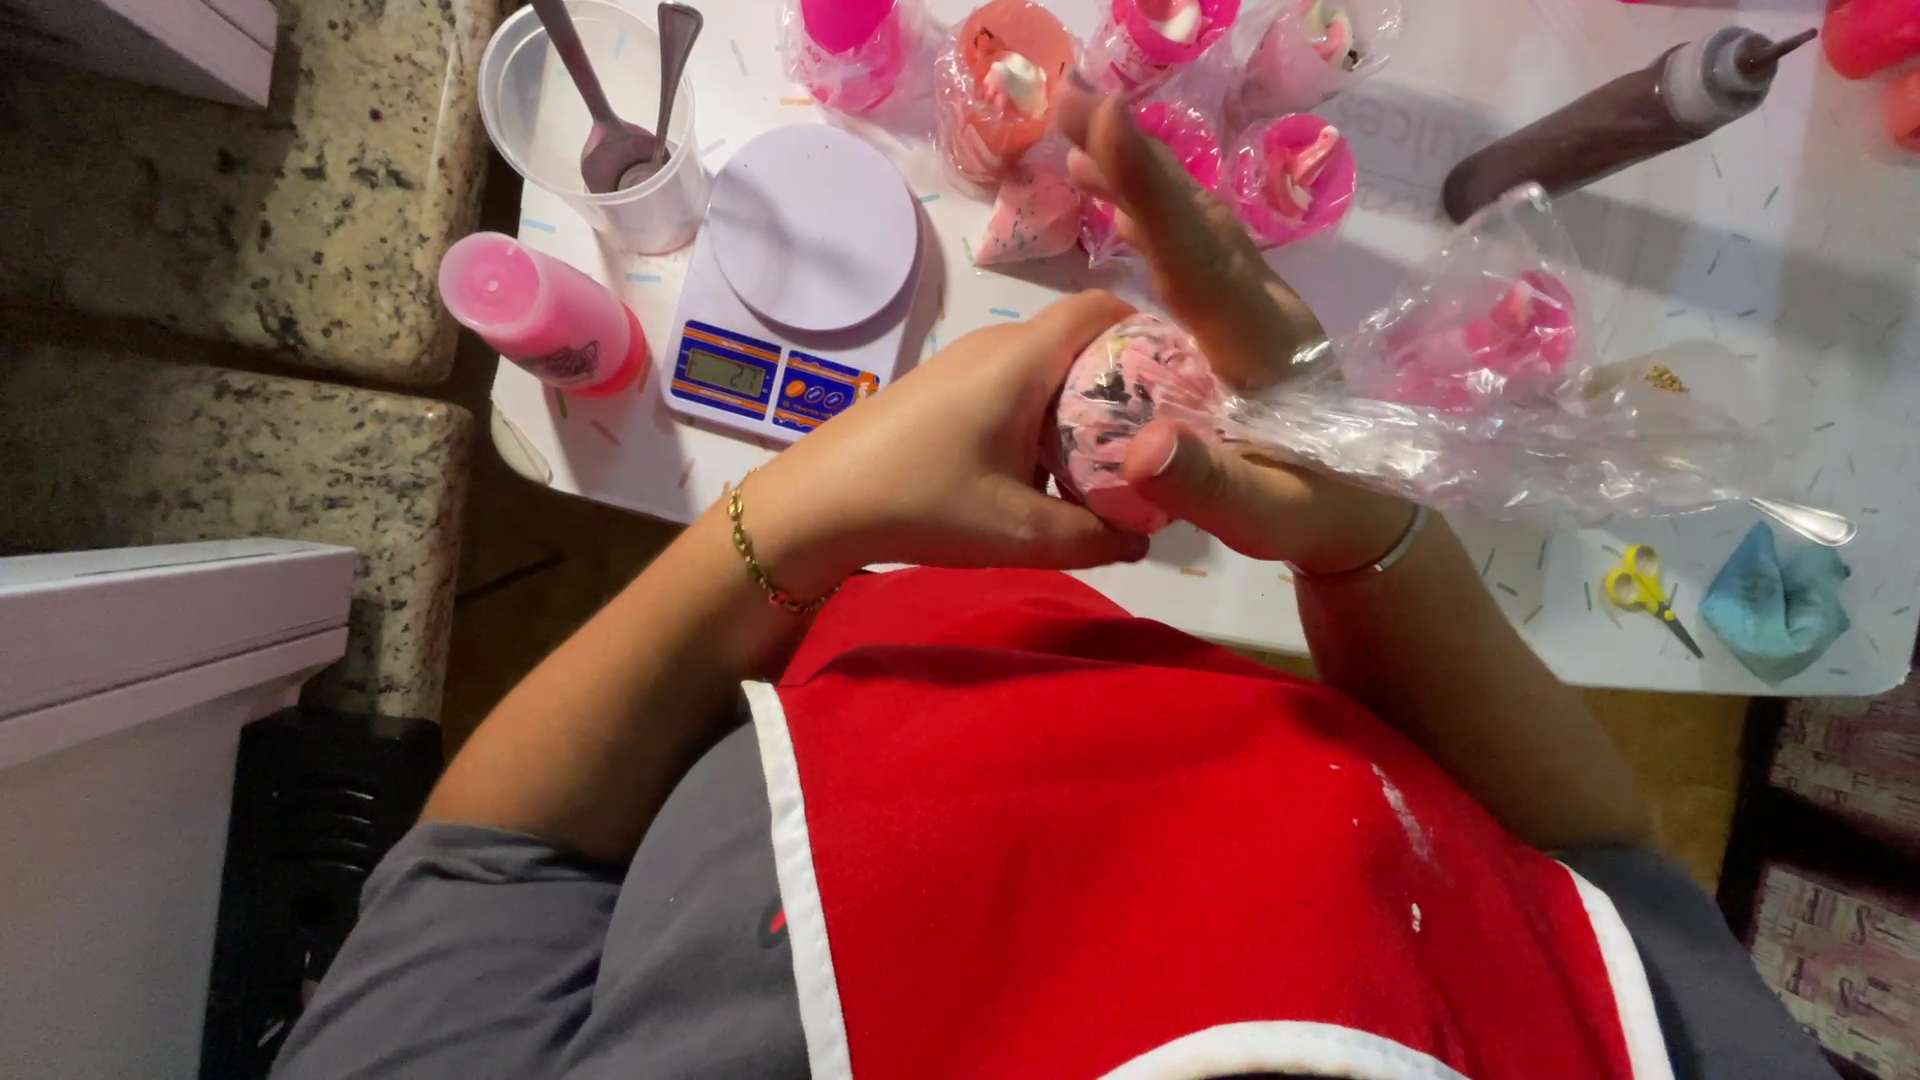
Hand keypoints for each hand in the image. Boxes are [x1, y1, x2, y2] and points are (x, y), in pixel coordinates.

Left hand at [736, 290, 1150, 598]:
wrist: (819, 502)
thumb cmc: (923, 501)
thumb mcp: (1018, 530)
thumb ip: (1092, 536)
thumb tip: (1143, 539)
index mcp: (1023, 357)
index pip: (1103, 307)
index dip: (1149, 333)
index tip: (1177, 383)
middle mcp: (996, 344)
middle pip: (1078, 339)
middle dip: (1120, 382)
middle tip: (1149, 437)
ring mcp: (962, 363)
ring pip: (1042, 367)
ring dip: (1075, 406)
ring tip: (1099, 462)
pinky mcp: (941, 388)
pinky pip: (1010, 386)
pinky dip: (1038, 417)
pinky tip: (1036, 470)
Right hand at [1056, 81, 1413, 573]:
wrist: (1361, 509)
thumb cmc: (1307, 511)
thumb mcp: (1258, 514)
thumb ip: (1207, 484)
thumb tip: (1140, 446)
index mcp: (1261, 344)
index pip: (1198, 255)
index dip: (1151, 188)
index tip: (1105, 117)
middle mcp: (1261, 305)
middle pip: (1194, 216)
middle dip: (1131, 156)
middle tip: (1065, 101)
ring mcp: (1254, 305)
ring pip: (1195, 222)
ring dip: (1137, 178)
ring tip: (1070, 145)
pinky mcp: (1242, 316)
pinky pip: (1193, 248)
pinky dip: (1152, 216)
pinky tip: (1114, 214)